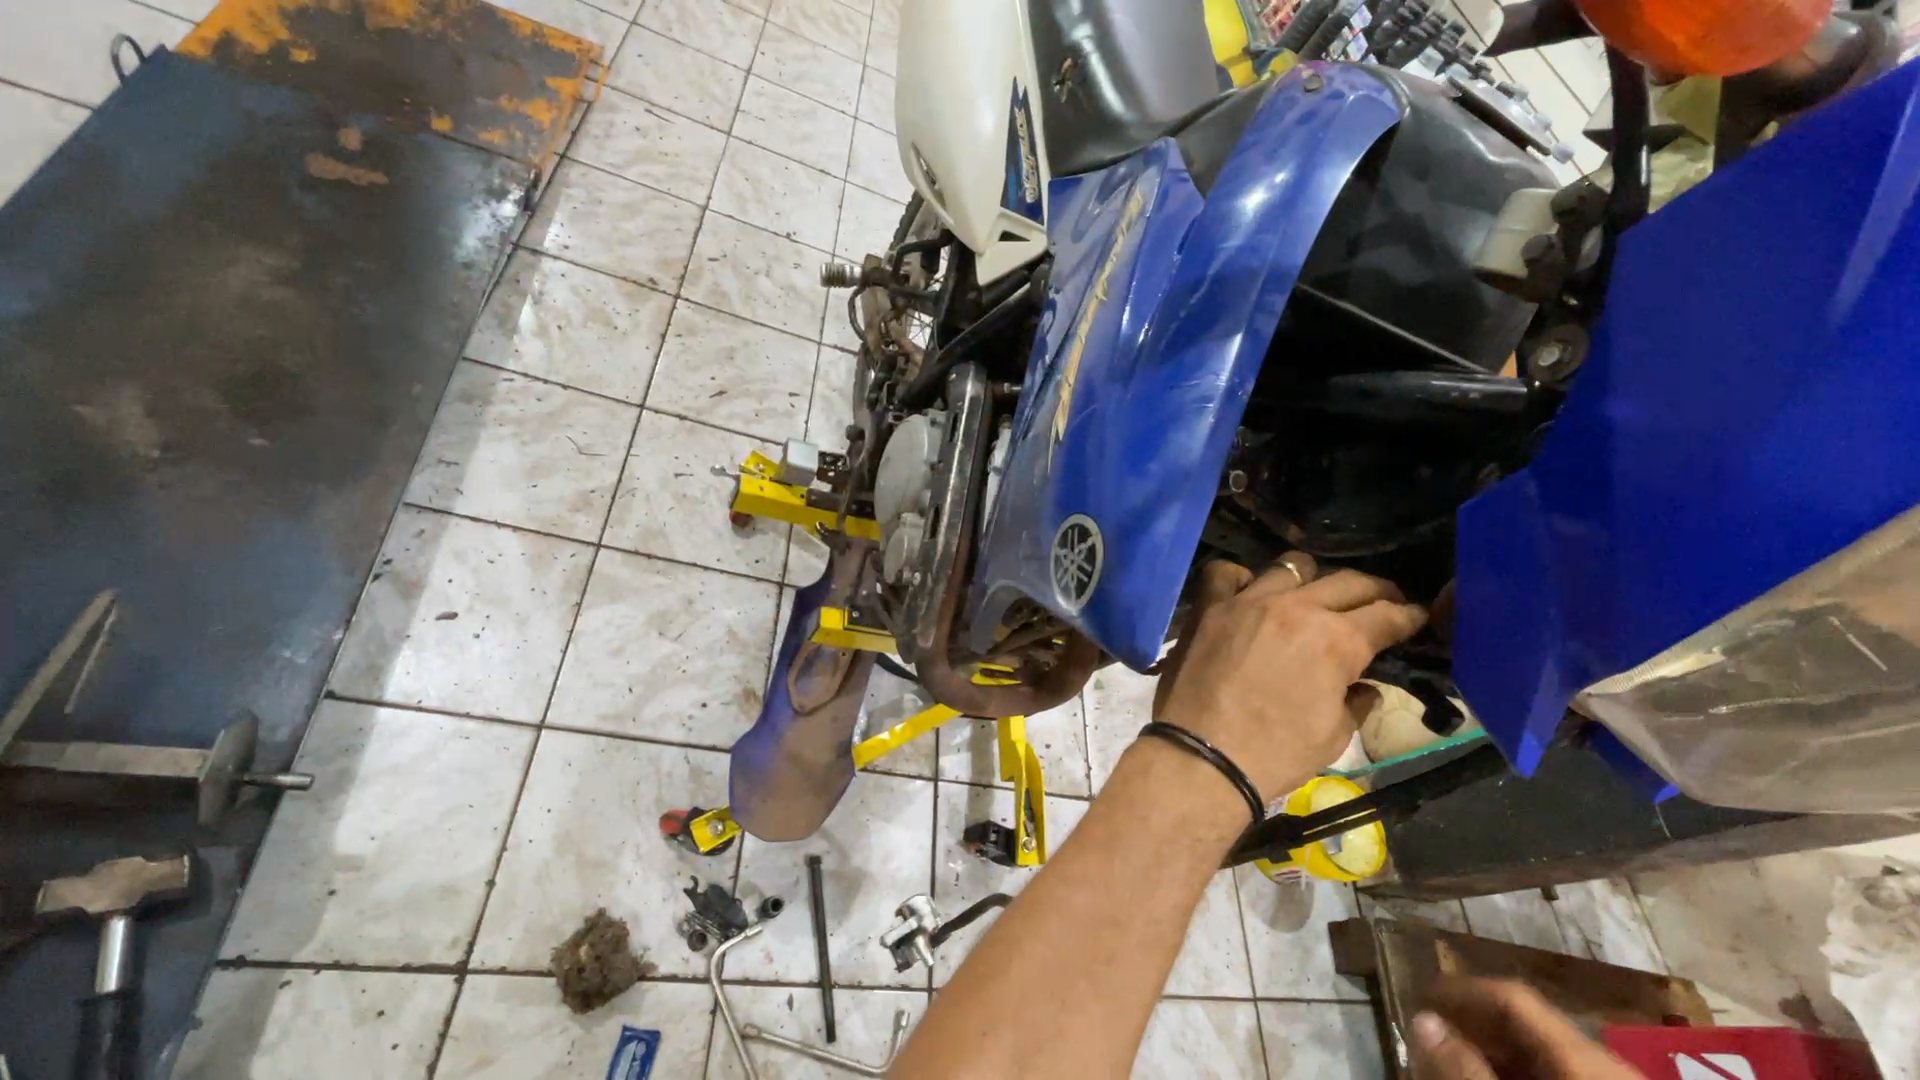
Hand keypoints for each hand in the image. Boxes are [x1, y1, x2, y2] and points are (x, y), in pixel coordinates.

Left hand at [1153, 556, 1426, 799]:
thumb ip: (1356, 701)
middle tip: (1383, 601)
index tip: (1417, 616)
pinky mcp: (1208, 609)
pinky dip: (1239, 578)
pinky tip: (1247, 592)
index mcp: (1336, 640)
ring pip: (1290, 568)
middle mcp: (1296, 608)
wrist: (1202, 759)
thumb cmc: (1275, 754)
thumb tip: (1365, 686)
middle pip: (1348, 582)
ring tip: (1314, 595)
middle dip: (1375, 590)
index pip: (1387, 616)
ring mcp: (1248, 602)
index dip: (1409, 616)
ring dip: (1310, 580)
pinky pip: (1224, 574)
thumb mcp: (1335, 735)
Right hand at [1412, 977, 1647, 1079]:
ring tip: (1456, 1071)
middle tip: (1430, 1040)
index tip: (1419, 997)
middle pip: (1530, 1030)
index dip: (1462, 992)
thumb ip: (1465, 1072)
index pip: (1514, 1000)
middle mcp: (1606, 1069)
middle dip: (1476, 1031)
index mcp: (1585, 1061)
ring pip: (1545, 1062)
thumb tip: (1424, 1021)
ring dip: (1497, 1061)